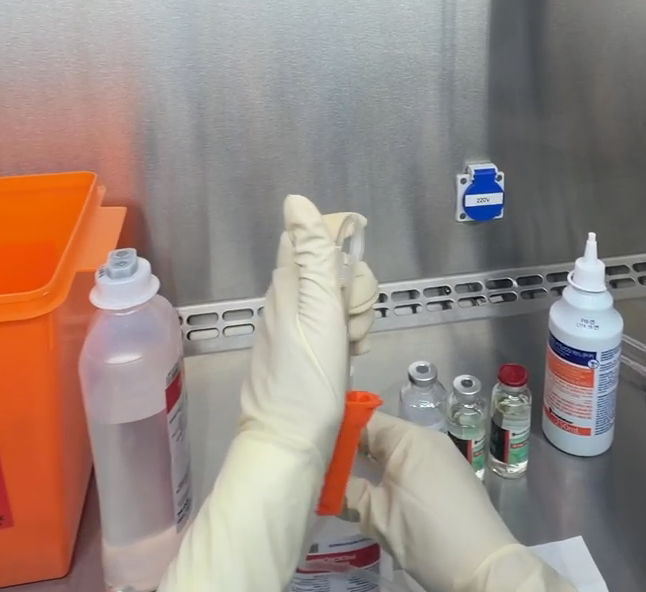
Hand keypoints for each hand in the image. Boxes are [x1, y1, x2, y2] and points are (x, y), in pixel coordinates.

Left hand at [159, 195, 383, 591]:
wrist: (291, 445)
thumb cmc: (306, 377)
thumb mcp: (316, 307)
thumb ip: (311, 253)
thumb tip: (296, 200)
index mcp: (288, 281)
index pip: (313, 234)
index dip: (341, 239)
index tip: (354, 267)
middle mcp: (292, 296)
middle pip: (336, 266)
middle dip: (355, 287)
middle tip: (348, 318)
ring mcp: (301, 324)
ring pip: (342, 296)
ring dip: (356, 314)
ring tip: (350, 343)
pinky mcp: (312, 349)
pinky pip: (340, 325)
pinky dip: (352, 336)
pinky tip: (352, 355)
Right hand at [345, 413, 574, 591]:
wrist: (485, 567)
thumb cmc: (429, 535)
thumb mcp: (380, 519)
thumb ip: (348, 495)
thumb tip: (322, 484)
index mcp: (408, 438)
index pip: (364, 421)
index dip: (338, 433)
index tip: (315, 449)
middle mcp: (426, 438)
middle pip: (381, 435)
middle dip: (353, 453)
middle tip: (325, 471)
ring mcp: (442, 456)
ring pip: (396, 452)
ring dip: (373, 466)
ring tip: (346, 485)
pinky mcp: (451, 476)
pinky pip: (414, 464)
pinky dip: (394, 475)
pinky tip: (380, 495)